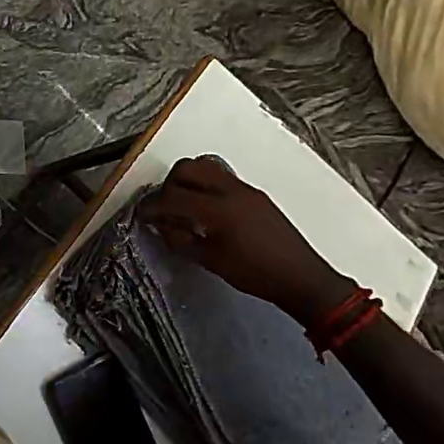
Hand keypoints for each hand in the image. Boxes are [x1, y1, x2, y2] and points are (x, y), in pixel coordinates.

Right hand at [140, 156, 354, 324]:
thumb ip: (181, 240)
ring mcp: (244, 188)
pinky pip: (222, 177)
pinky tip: (205, 210)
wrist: (300, 277)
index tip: (142, 214)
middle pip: (187, 168)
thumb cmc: (255, 274)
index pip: (173, 197)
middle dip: (169, 184)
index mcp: (218, 209)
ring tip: (183, 204)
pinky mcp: (254, 193)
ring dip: (188, 180)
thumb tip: (160, 225)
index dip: (152, 205)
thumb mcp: (211, 261)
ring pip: (206, 166)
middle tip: (163, 206)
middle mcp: (230, 190)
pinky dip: (205, 185)